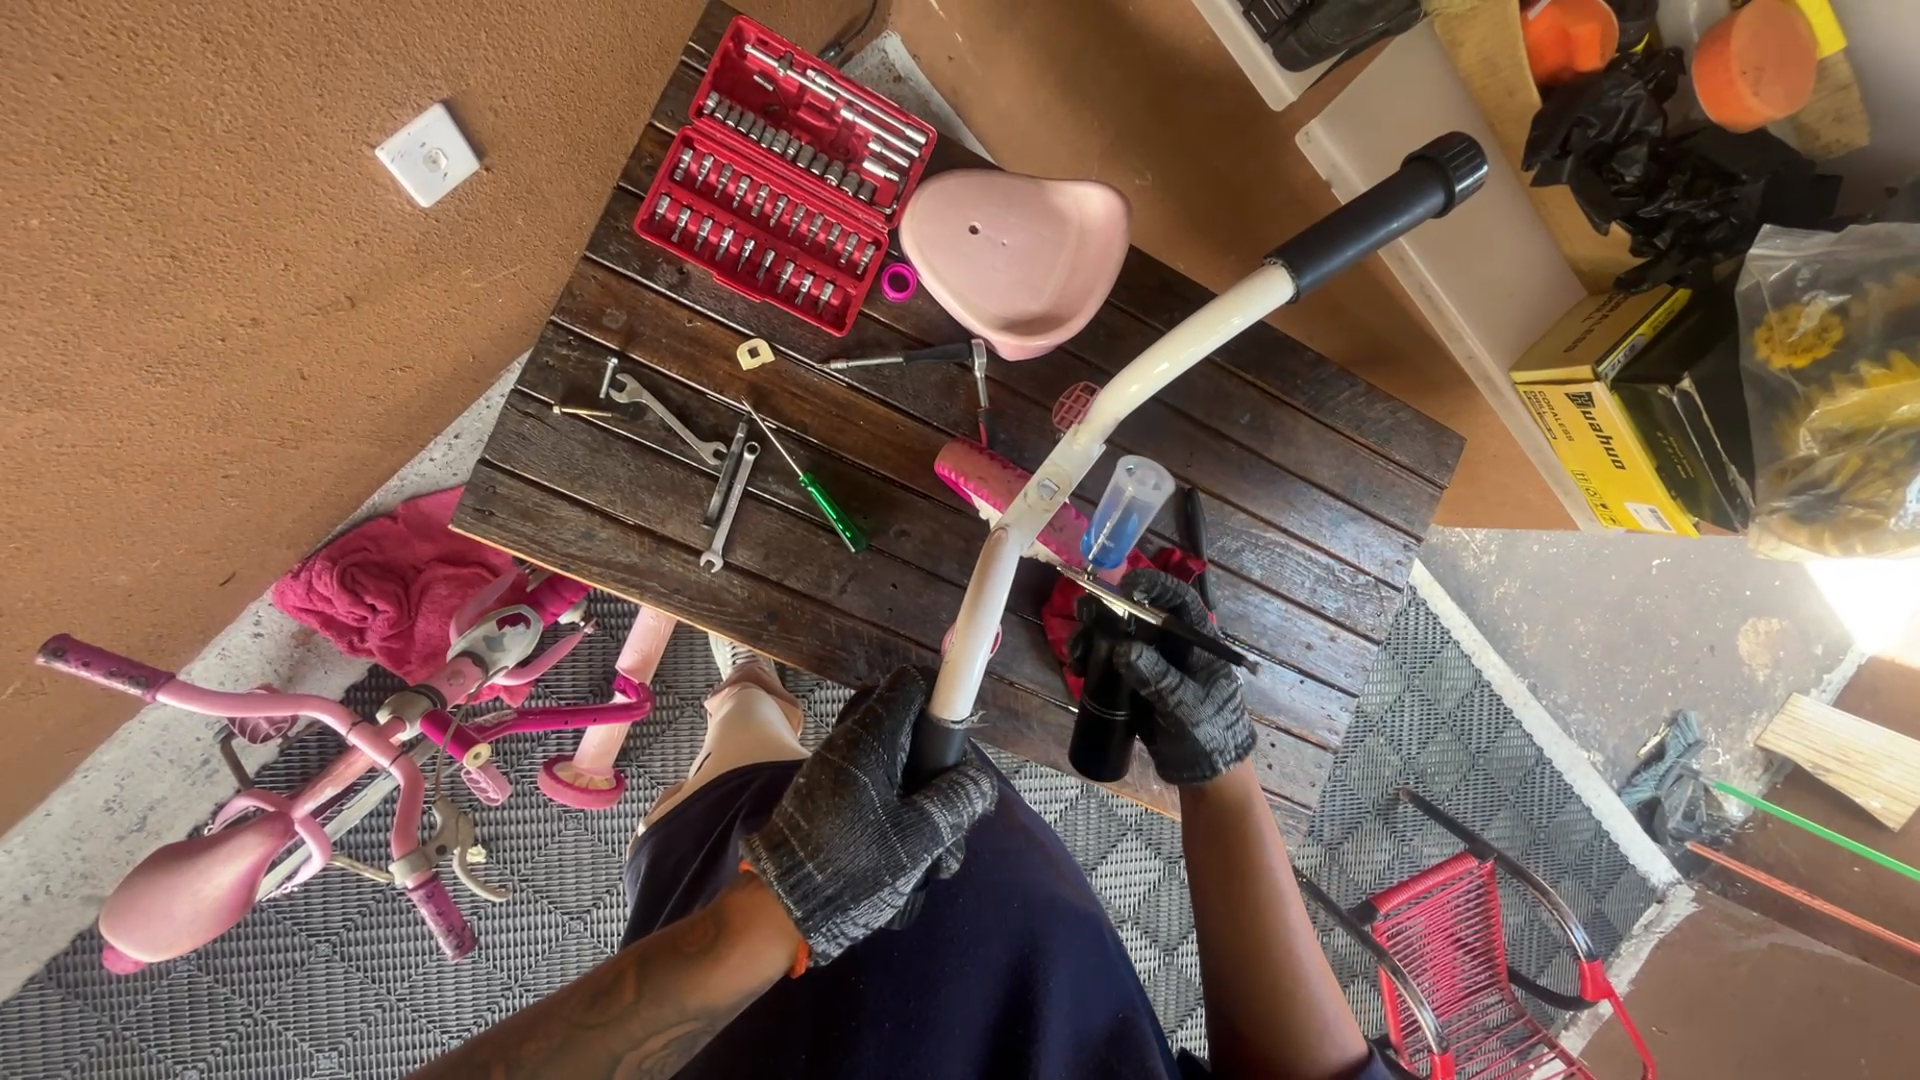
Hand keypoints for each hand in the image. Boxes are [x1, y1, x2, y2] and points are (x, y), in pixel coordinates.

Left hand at [739, 666, 996, 964]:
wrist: (778, 908)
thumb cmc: (850, 867)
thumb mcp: (917, 839)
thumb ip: (954, 802)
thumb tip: (978, 779)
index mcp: (869, 739)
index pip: (910, 684)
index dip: (941, 697)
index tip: (958, 739)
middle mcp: (849, 743)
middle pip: (907, 723)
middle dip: (936, 757)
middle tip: (949, 798)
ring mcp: (837, 769)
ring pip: (894, 758)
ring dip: (919, 790)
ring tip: (935, 846)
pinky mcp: (831, 796)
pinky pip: (876, 782)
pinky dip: (897, 805)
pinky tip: (910, 852)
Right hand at [1083, 568, 1252, 785]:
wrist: (1207, 777)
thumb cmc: (1211, 736)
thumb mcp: (1187, 707)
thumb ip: (1158, 678)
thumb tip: (1123, 650)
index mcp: (1198, 643)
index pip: (1179, 601)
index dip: (1154, 585)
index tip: (1125, 587)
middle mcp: (1174, 647)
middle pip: (1141, 615)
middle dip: (1110, 611)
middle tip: (1083, 615)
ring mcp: (1154, 664)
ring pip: (1121, 637)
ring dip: (1094, 638)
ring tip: (1075, 652)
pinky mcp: (1136, 683)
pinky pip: (1112, 663)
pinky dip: (1093, 661)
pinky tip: (1077, 668)